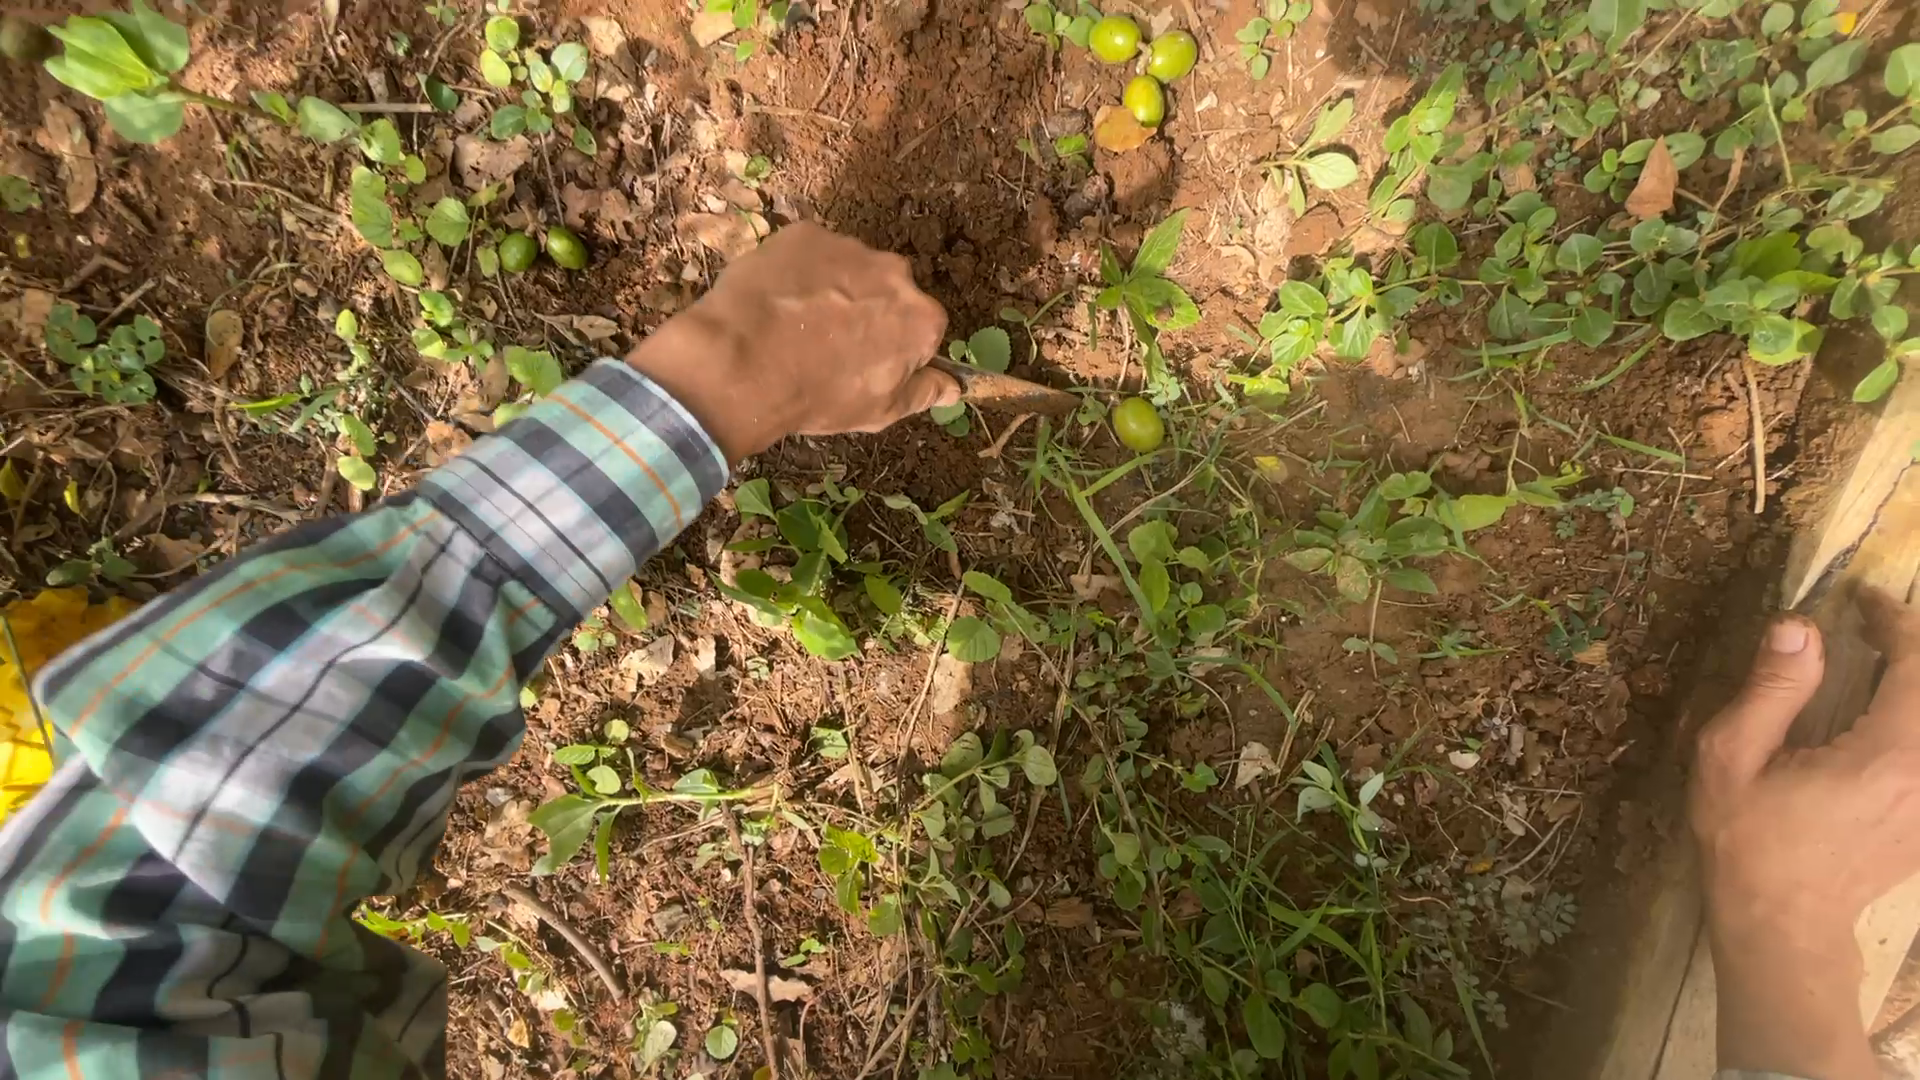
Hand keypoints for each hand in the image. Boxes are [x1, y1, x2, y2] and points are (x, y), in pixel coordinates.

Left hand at [623, 223, 960, 462]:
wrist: (743, 363)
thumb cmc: (820, 395)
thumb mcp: (880, 411)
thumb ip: (924, 392)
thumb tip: (953, 386)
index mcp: (922, 318)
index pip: (923, 331)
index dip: (897, 350)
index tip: (871, 366)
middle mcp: (896, 273)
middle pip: (891, 294)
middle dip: (871, 314)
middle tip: (833, 346)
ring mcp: (849, 247)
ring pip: (852, 271)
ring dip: (836, 292)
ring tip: (799, 326)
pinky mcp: (805, 233)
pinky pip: (813, 255)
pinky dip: (802, 274)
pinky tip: (779, 304)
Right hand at [1691, 587, 1919, 1079]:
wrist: (1779, 910)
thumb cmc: (1742, 827)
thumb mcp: (1731, 752)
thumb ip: (1772, 690)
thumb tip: (1797, 628)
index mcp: (1886, 756)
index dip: (1900, 625)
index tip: (1866, 597)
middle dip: (1917, 650)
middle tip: (1880, 620)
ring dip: (1914, 686)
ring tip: (1887, 657)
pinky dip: (1910, 717)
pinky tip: (1886, 708)